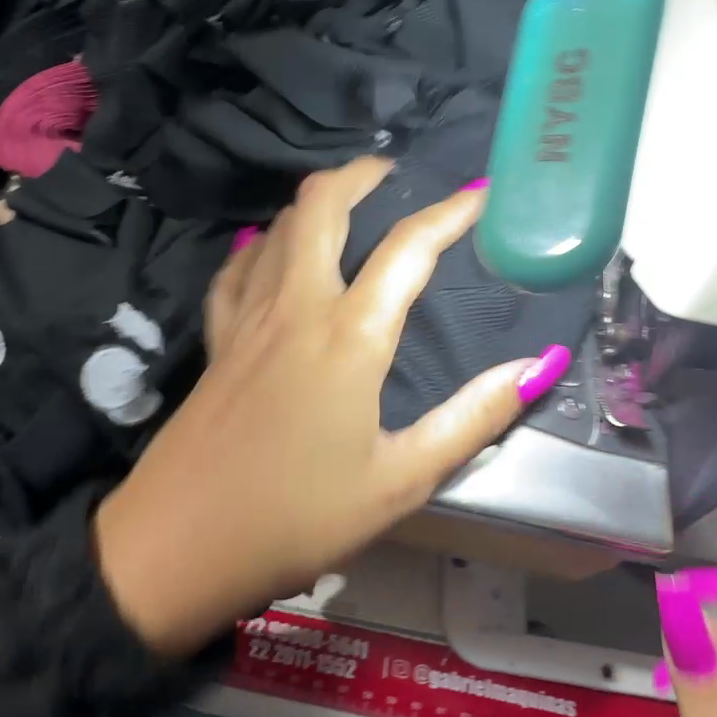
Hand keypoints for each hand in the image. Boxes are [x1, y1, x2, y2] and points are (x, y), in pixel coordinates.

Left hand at [93, 157, 568, 656]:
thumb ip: (471, 419)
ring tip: (347, 207)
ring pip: (278, 228)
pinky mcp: (216, 340)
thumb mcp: (399, 481)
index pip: (407, 249)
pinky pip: (239, 269)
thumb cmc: (298, 518)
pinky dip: (264, 246)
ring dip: (314, 203)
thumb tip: (536, 366)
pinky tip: (273, 252)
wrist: (180, 542)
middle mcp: (295, 308)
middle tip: (394, 174)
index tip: (481, 192)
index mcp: (349, 337)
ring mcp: (247, 319)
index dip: (450, 212)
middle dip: (361, 175)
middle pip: (322, 207)